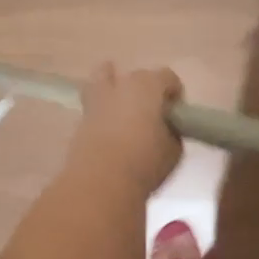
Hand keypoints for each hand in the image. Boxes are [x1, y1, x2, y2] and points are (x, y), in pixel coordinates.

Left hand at [66, 64, 183, 192]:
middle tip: (152, 115)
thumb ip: (172, 132)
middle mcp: (121, 85)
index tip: (177, 114)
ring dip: (113, 87)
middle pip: (137, 77)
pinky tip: (109, 129)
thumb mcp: (174, 150)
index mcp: (148, 86)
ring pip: (104, 79)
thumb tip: (166, 129)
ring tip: (122, 108)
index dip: (175, 93)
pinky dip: (101, 111)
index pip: (167, 77)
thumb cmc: (144, 162)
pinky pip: (94, 105)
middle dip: (146, 90)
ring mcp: (98, 99)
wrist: (100, 181)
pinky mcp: (81, 118)